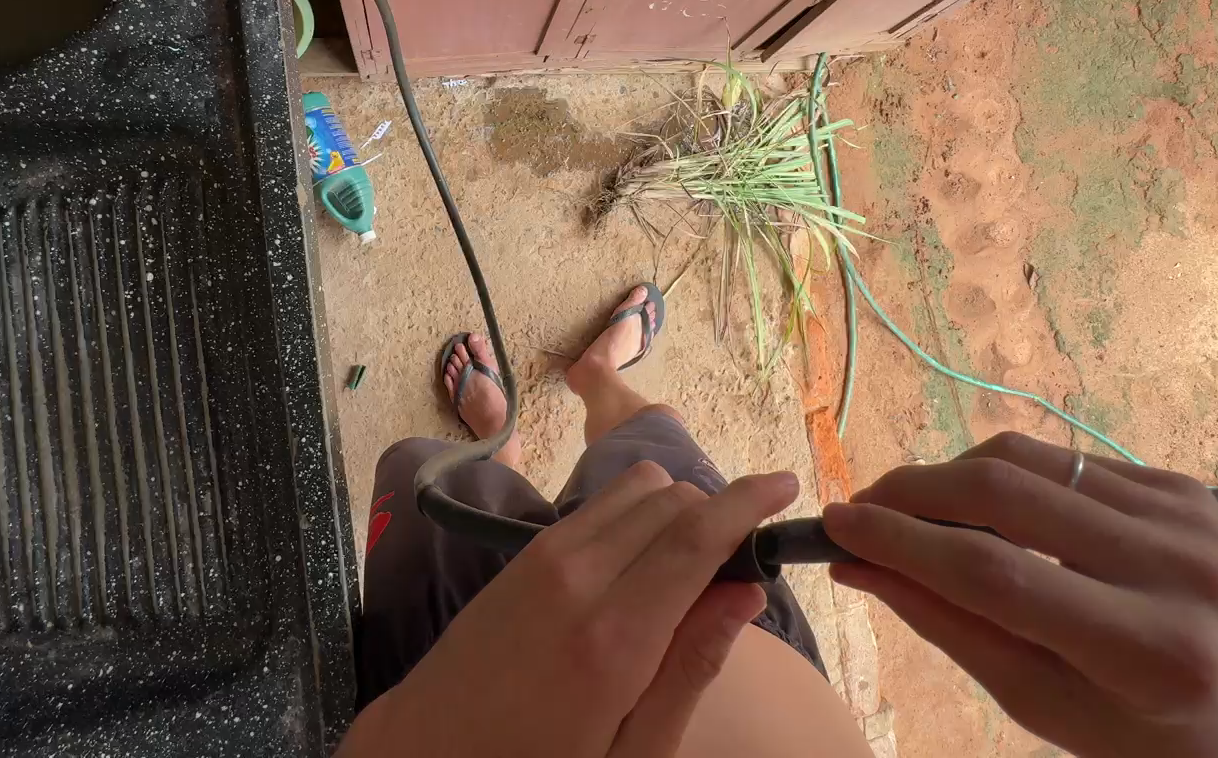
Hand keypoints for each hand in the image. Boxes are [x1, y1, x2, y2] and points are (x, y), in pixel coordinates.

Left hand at [340, 462, 798, 757]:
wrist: (428, 748)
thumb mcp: (632, 754)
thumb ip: (691, 667)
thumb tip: (747, 592)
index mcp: (613, 635)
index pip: (695, 534)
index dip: (748, 501)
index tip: (788, 487)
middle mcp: (579, 572)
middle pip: (671, 498)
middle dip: (717, 512)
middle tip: (736, 565)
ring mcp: (546, 552)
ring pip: (636, 485)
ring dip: (676, 505)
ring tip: (689, 561)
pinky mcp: (527, 548)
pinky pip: (600, 502)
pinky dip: (638, 511)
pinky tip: (641, 559)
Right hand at [824, 432, 1217, 757]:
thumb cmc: (1143, 742)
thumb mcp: (1037, 704)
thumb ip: (941, 622)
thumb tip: (853, 561)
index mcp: (1152, 653)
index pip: (993, 571)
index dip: (900, 540)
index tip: (835, 523)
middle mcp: (1179, 569)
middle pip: (1002, 492)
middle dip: (911, 492)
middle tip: (861, 509)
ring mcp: (1187, 515)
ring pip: (1020, 457)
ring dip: (946, 477)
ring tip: (915, 510)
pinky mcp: (1182, 486)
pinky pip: (1055, 457)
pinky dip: (998, 475)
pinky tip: (986, 509)